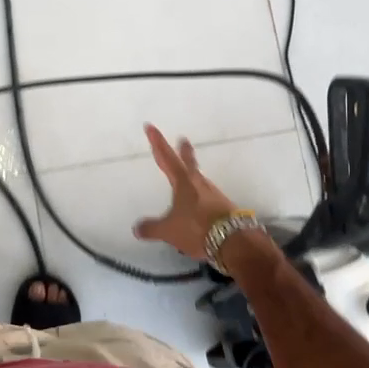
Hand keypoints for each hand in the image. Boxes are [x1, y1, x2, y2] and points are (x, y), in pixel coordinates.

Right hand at [135, 123, 245, 258]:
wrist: (232, 241)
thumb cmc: (196, 229)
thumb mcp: (168, 231)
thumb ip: (152, 228)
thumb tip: (136, 228)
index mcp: (183, 183)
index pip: (166, 157)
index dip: (157, 142)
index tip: (151, 126)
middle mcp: (199, 184)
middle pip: (189, 163)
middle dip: (183, 151)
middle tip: (183, 140)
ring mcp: (214, 194)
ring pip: (199, 180)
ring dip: (192, 175)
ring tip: (188, 179)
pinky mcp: (223, 207)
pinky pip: (207, 198)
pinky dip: (199, 197)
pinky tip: (198, 206)